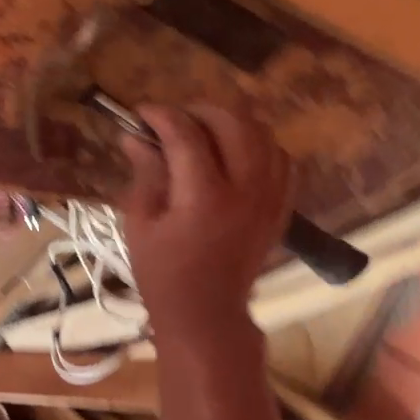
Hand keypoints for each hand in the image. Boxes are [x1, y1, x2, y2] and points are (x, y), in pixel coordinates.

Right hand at [120, 104, 293, 340]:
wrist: (206, 308)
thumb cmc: (161, 269)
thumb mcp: (139, 221)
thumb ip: (145, 174)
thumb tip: (136, 138)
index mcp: (203, 195)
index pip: (186, 135)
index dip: (161, 116)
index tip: (139, 112)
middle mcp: (246, 187)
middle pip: (233, 123)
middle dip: (199, 111)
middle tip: (171, 119)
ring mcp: (271, 194)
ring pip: (261, 134)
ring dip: (229, 123)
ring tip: (200, 130)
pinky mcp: (283, 202)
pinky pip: (279, 156)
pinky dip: (255, 144)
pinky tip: (231, 152)